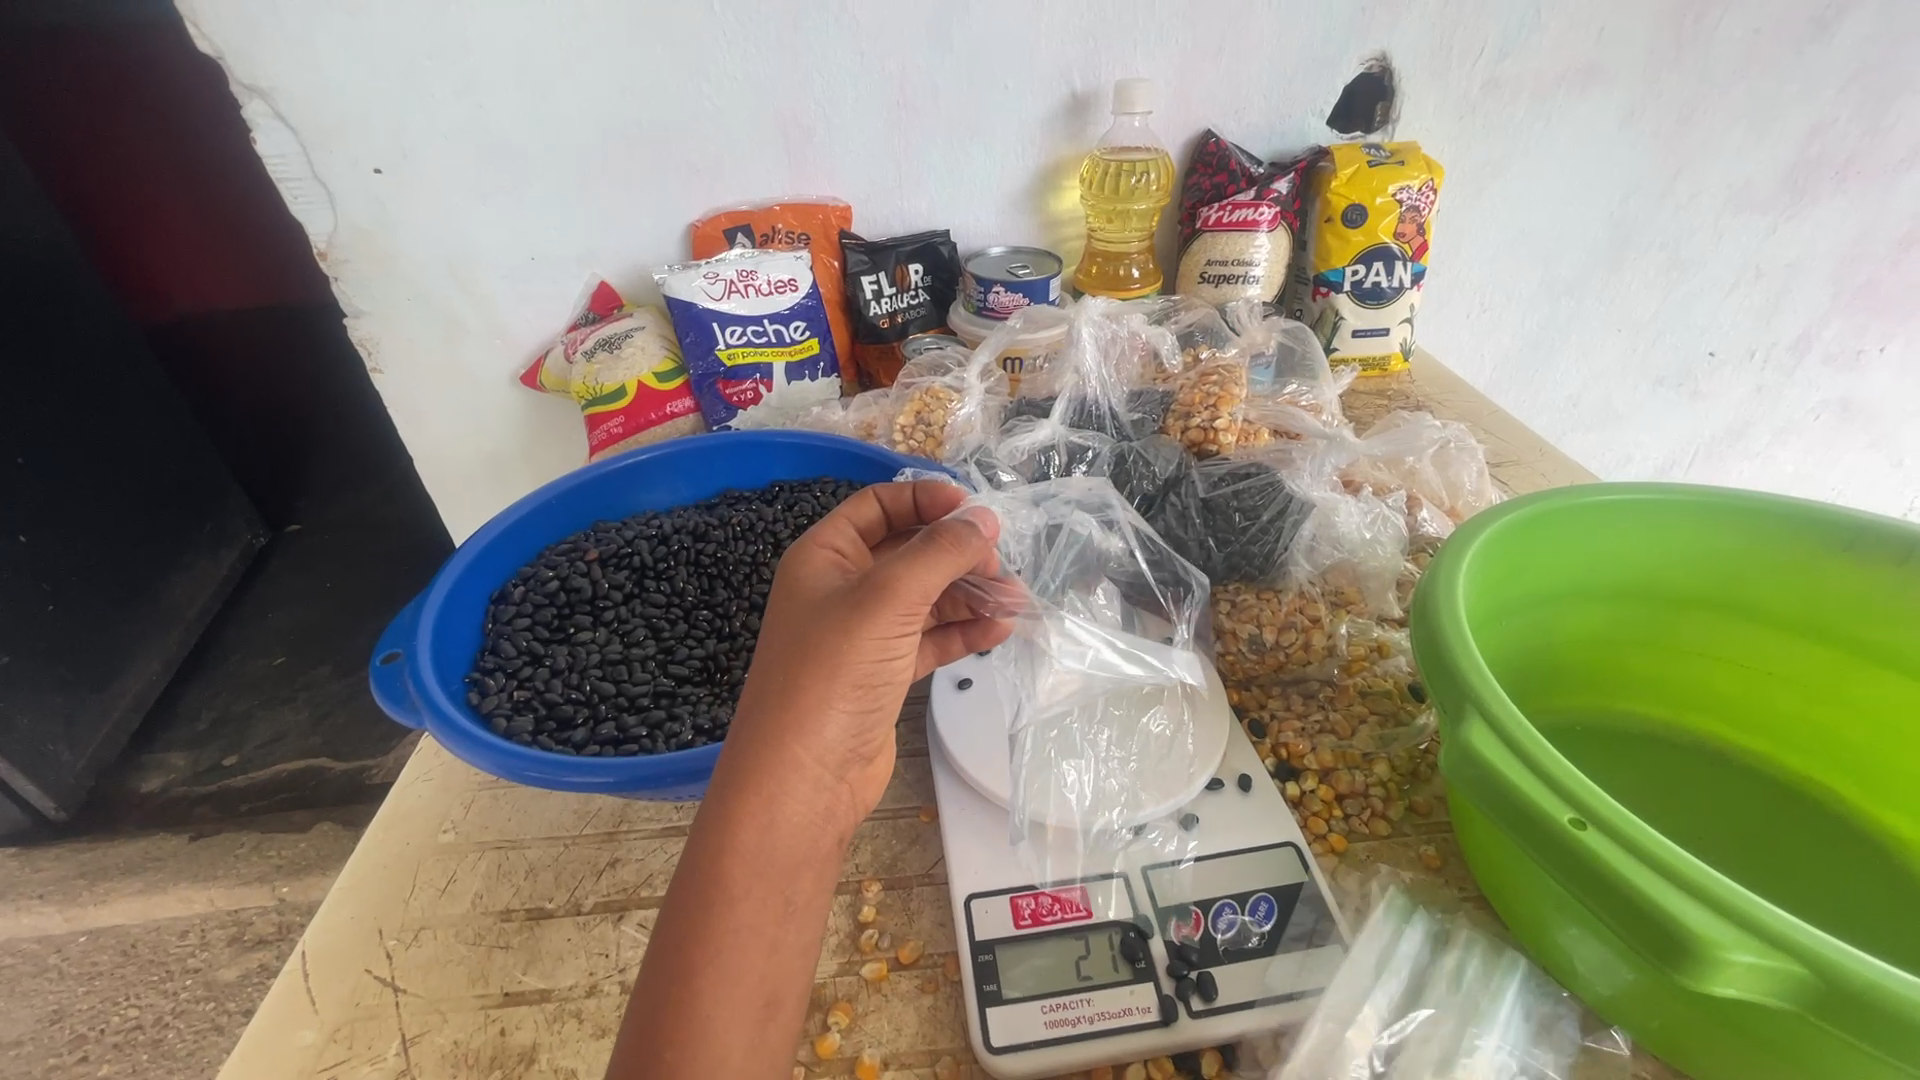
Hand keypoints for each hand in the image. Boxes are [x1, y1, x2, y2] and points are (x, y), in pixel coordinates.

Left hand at [722, 481, 1013, 825]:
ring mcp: (864, 632)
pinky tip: (999, 630)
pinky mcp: (884, 671)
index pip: (880, 506)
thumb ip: (939, 553)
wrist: (803, 779)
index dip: (926, 500)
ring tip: (1016, 601)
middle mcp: (842, 587)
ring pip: (925, 596)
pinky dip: (963, 631)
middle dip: (958, 554)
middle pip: (910, 551)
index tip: (977, 511)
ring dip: (969, 594)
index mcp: (826, 555)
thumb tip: (985, 518)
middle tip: (1003, 569)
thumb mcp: (886, 599)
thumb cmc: (833, 673)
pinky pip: (930, 637)